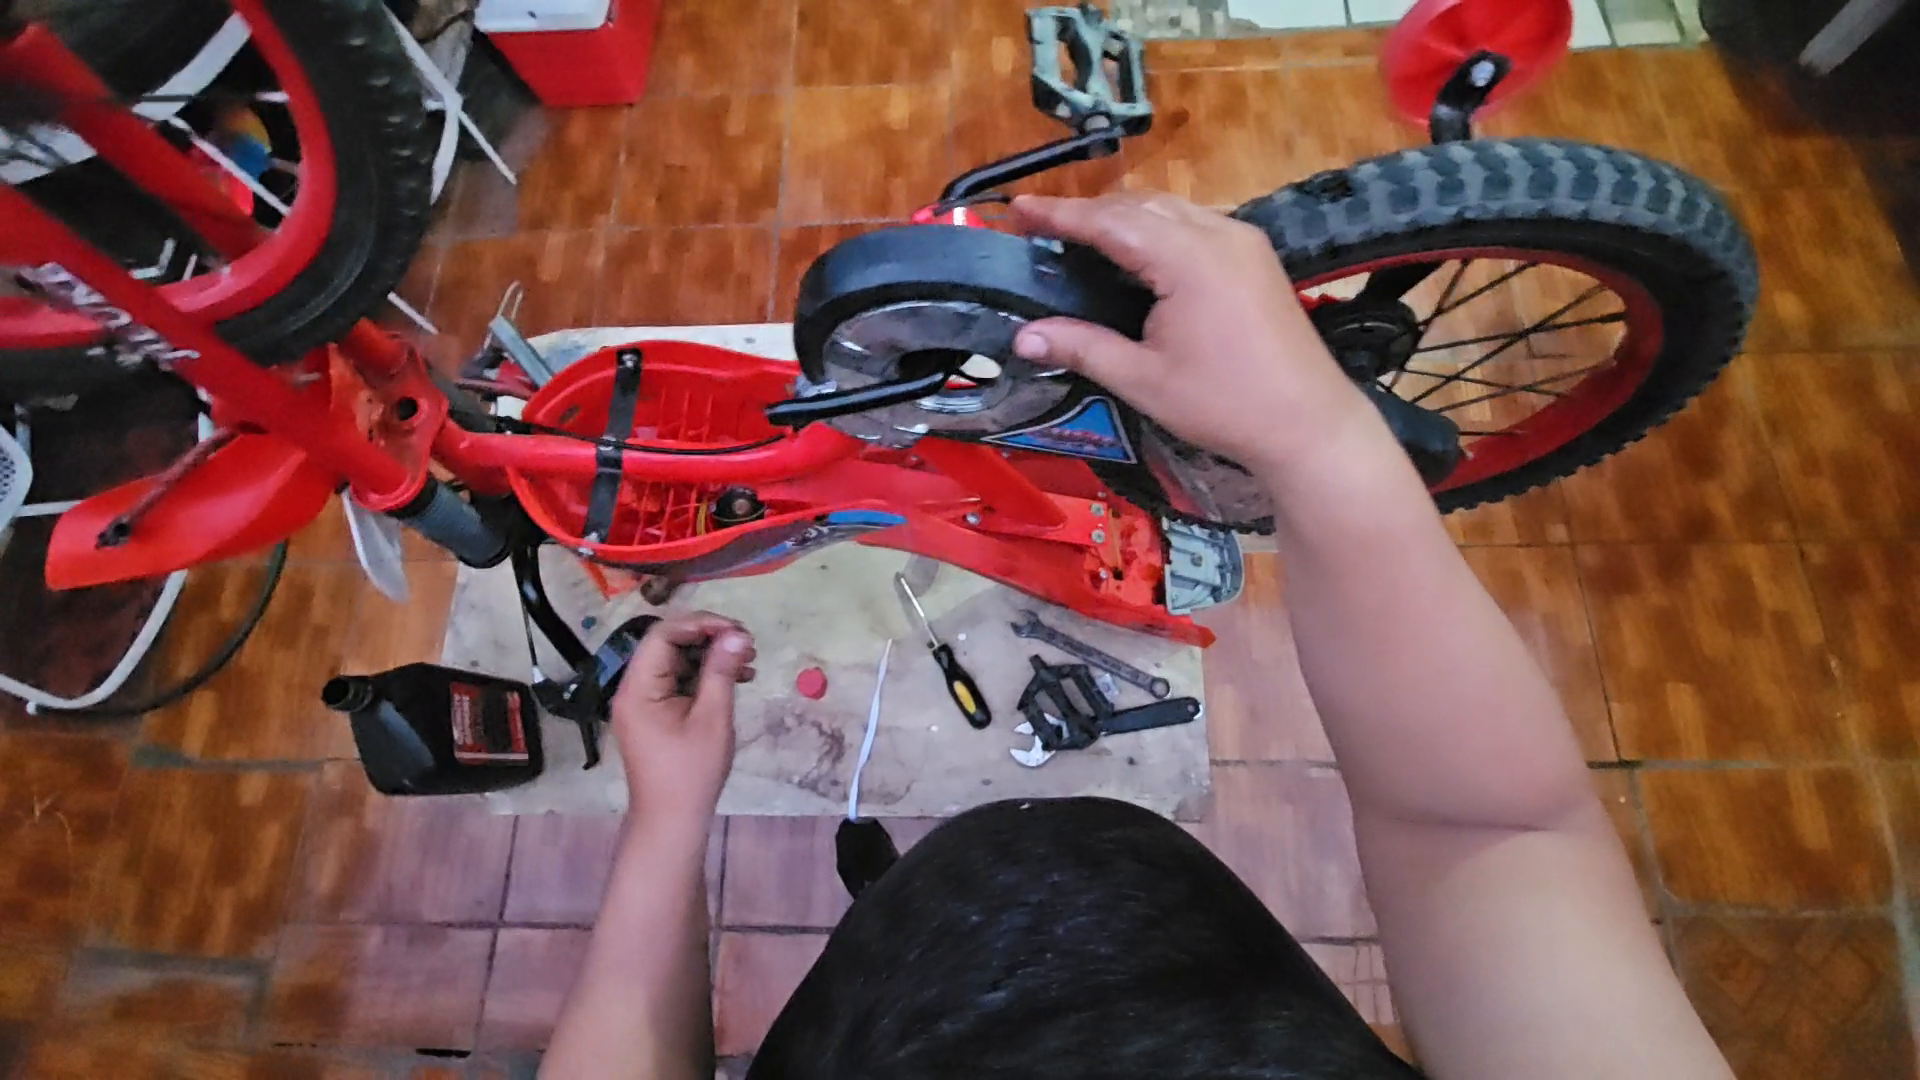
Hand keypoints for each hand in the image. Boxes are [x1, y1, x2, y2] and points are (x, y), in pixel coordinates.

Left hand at [611, 612, 756, 829]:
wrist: (672, 821)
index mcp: (639, 688)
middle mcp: (635, 689)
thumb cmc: (691, 771)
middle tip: (747, 643)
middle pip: (669, 644)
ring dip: (712, 656)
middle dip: (710, 638)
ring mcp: (644, 702)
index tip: (736, 630)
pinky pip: (679, 681)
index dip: (701, 625)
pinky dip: (706, 675)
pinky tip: (737, 678)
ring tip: (748, 659)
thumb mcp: (713, 717)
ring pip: (678, 661)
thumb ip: (722, 671)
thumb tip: (738, 634)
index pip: (663, 635)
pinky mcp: (657, 713)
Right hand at [1009, 192, 1377, 478]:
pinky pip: (1194, 225)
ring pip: (1170, 210)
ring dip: (1123, 218)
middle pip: (1140, 205)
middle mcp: (1218, 233)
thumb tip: (1022, 338)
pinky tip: (1137, 256)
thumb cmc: (1220, 403)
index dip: (1060, 213)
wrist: (1305, 422)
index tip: (1018, 209)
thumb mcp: (1141, 379)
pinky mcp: (1254, 257)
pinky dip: (1155, 230)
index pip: (1111, 221)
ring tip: (1082, 238)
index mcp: (1188, 258)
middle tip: (1044, 229)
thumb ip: (1081, 348)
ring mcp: (1242, 241)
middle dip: (1089, 212)